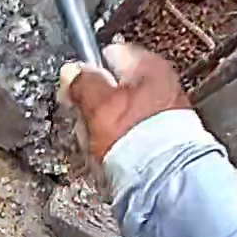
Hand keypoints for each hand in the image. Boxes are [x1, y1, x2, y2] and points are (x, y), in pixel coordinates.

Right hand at [56, 43, 190, 162]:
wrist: (162, 181)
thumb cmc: (135, 140)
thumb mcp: (98, 104)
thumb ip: (82, 83)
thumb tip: (71, 72)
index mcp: (151, 66)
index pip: (110, 55)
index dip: (88, 74)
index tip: (76, 92)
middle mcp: (163, 87)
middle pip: (114, 90)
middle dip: (96, 109)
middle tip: (89, 125)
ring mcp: (165, 116)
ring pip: (119, 118)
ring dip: (104, 133)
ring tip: (102, 149)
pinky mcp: (162, 143)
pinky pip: (131, 140)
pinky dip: (120, 149)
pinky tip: (115, 160)